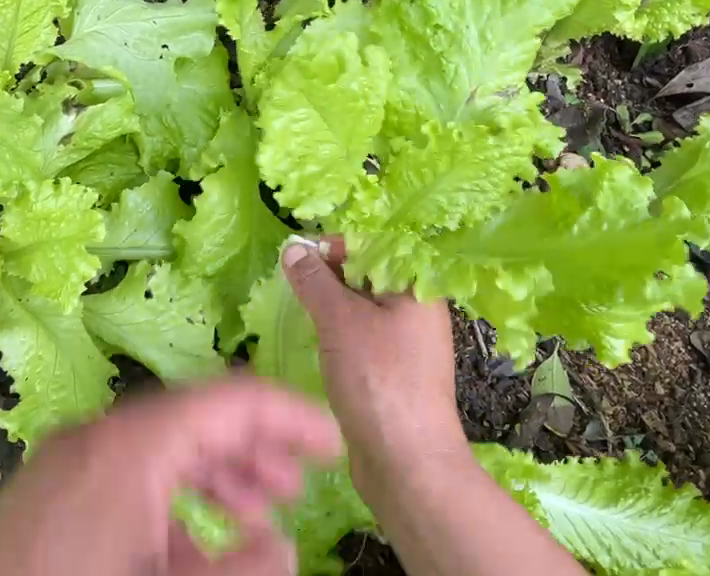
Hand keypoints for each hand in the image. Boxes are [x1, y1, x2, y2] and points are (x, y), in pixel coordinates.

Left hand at [0, 376, 341, 575]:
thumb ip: (240, 567)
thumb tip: (281, 539)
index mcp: (129, 445)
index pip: (225, 399)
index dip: (287, 414)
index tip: (332, 442)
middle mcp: (95, 437)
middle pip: (193, 419)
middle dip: (254, 448)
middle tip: (301, 483)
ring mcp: (65, 463)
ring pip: (159, 451)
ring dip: (215, 476)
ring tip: (261, 512)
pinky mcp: (47, 495)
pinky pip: (125, 480)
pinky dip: (171, 502)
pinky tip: (196, 544)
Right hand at [280, 238, 468, 498]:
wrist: (406, 463)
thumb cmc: (377, 379)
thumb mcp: (339, 319)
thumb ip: (313, 279)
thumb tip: (293, 247)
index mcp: (416, 288)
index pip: (373, 246)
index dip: (334, 246)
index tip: (298, 256)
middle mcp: (416, 311)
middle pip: (366, 276)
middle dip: (328, 276)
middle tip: (293, 284)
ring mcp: (406, 344)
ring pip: (360, 309)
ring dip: (329, 307)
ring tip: (301, 312)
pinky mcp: (391, 373)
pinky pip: (360, 338)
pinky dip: (337, 335)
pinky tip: (316, 343)